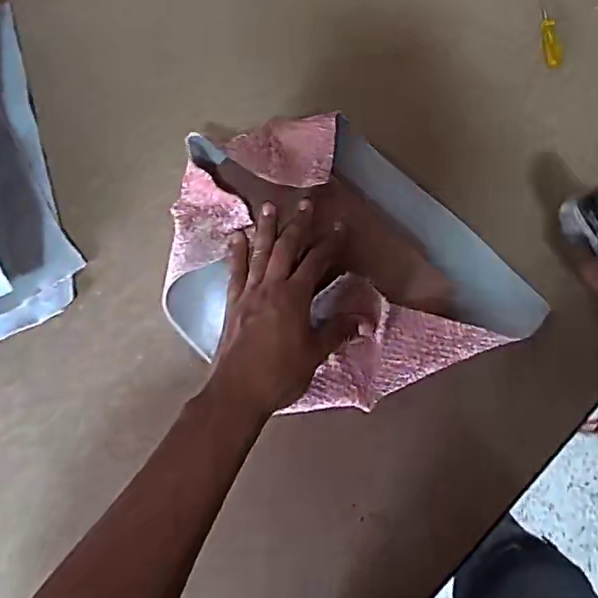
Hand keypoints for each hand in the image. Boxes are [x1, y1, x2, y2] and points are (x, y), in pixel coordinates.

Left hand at [211, 200, 346, 416]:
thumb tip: (364, 320)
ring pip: (260, 254)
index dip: (329, 243)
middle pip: (286, 248)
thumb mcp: (315, 353)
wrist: (235, 395)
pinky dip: (237, 253)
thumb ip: (337, 331)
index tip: (339, 226)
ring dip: (266, 229)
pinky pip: (236, 272)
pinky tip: (237, 238)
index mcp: (294, 297)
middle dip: (298, 224)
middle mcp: (271, 288)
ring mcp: (249, 294)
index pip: (316, 262)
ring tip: (269, 207)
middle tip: (305, 203)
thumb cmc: (280, 374)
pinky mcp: (233, 304)